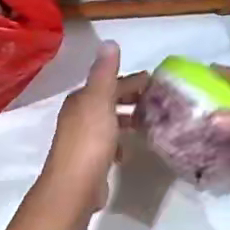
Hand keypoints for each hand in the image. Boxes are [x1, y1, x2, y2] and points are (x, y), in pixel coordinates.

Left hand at [41, 42, 148, 211]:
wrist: (74, 186)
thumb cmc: (90, 141)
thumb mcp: (99, 101)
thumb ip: (104, 73)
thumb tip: (108, 43)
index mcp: (80, 101)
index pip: (107, 83)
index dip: (129, 80)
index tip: (153, 81)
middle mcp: (77, 118)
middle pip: (106, 102)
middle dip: (128, 99)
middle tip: (154, 101)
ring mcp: (81, 141)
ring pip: (107, 123)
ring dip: (125, 120)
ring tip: (146, 124)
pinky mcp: (88, 162)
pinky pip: (107, 145)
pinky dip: (118, 143)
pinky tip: (127, 152)